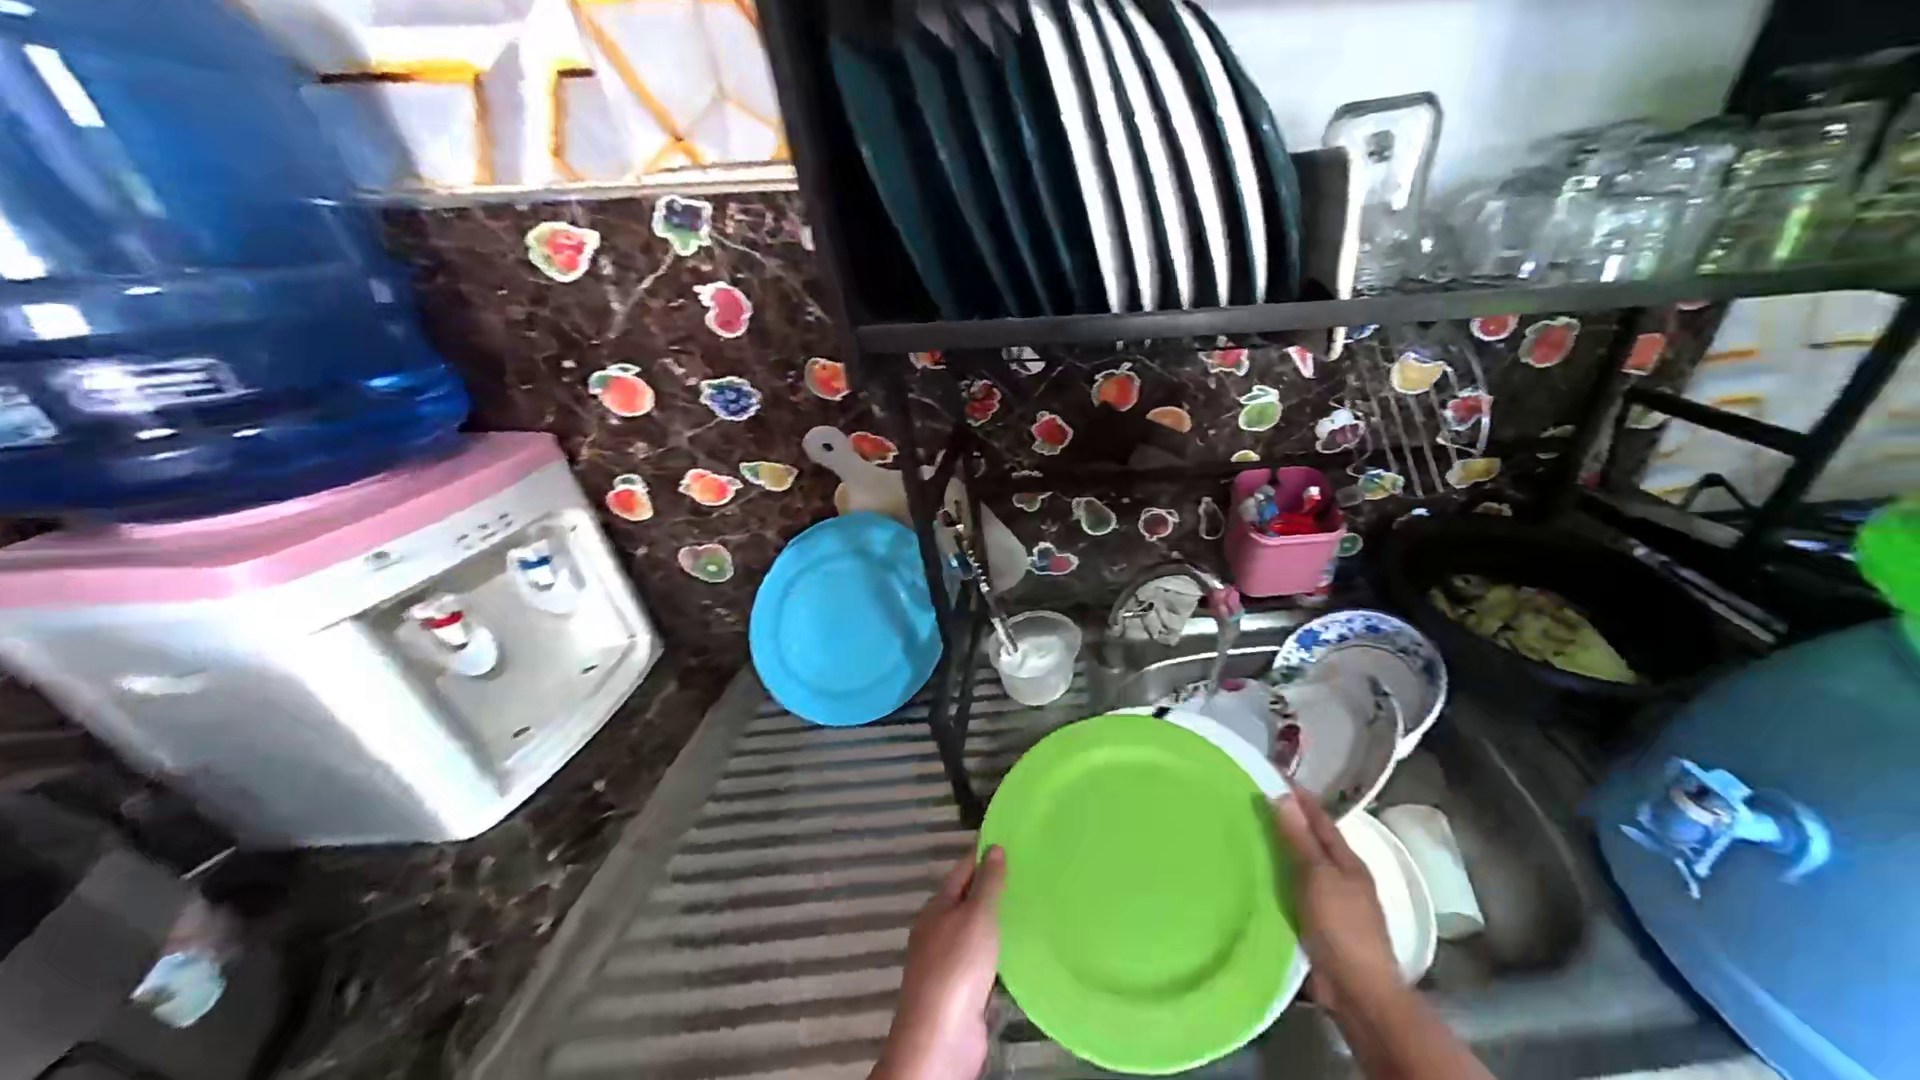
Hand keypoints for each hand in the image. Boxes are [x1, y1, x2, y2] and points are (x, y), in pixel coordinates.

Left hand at [872, 846, 1007, 1079]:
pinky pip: (983, 962)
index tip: (1010, 842)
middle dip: (992, 888)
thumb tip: (994, 847)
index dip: (983, 855)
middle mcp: (938, 930)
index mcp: (936, 907)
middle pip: (967, 900)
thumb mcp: (976, 915)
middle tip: (1028, 874)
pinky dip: (999, 953)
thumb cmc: (957, 965)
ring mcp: (947, 962)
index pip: (962, 870)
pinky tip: (1019, 951)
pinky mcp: (961, 991)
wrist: (942, 1035)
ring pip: (976, 932)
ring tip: (1029, 908)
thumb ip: (988, 883)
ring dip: (997, 922)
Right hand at [1269, 787, 1399, 1012]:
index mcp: (1347, 861)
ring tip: (1245, 830)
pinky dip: (1274, 874)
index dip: (1298, 796)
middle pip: (1310, 839)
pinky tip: (1254, 872)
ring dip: (1277, 847)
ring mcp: (1329, 899)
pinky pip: (1290, 887)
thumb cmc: (1341, 927)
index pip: (1320, 818)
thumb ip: (1300, 838)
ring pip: (1299, 863)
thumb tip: (1283, 796)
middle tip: (1249, 798)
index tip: (1271, 773)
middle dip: (1285, 819)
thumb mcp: (1318, 876)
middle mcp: (1340, 875)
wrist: (1357, 990)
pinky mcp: (1315, 921)